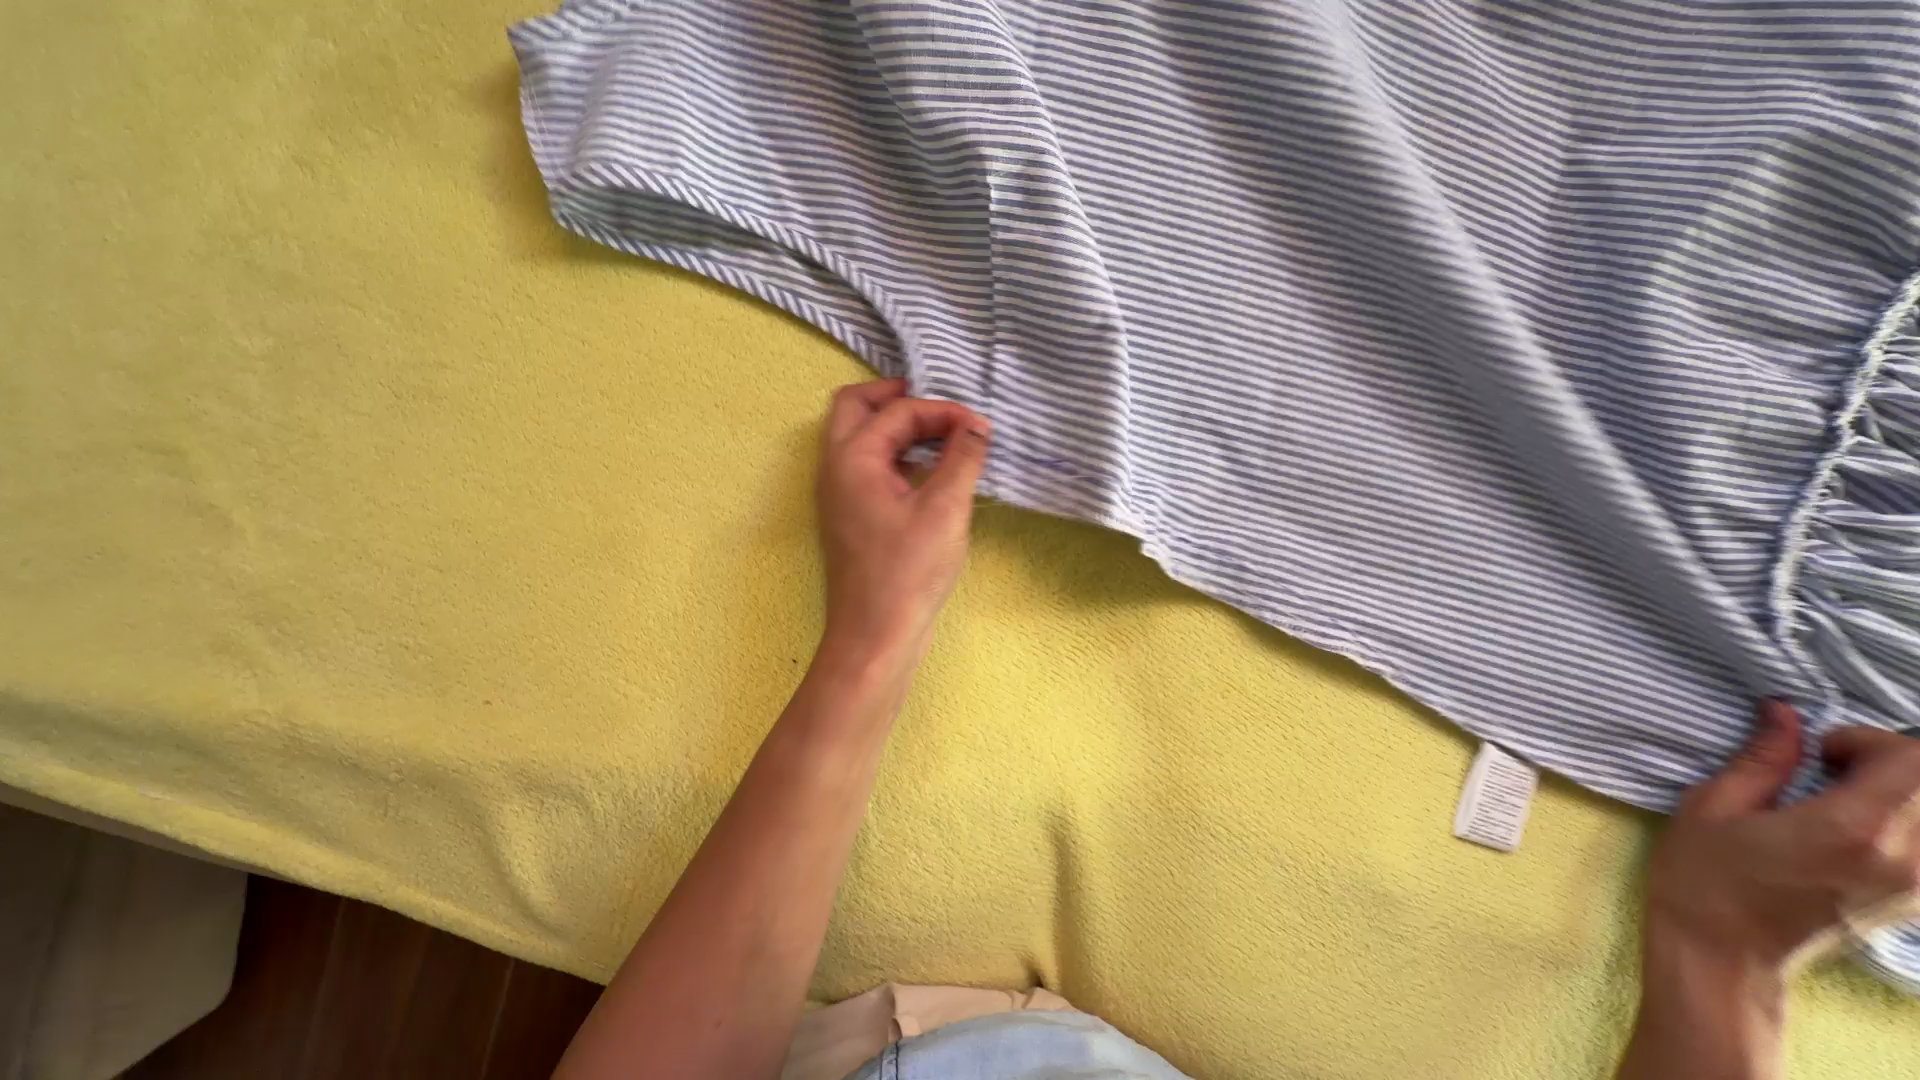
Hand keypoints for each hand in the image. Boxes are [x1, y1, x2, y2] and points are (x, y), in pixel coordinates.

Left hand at [815, 378, 990, 660]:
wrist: (875, 636)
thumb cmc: (908, 573)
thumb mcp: (945, 509)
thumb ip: (962, 458)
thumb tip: (977, 425)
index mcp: (852, 459)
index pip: (898, 411)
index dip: (942, 411)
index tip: (980, 427)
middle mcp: (835, 469)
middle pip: (856, 407)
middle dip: (898, 399)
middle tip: (942, 408)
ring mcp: (839, 494)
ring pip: (859, 437)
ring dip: (897, 427)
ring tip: (943, 437)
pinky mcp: (850, 515)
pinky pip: (868, 467)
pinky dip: (896, 456)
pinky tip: (931, 473)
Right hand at [1619, 702, 1919, 1079]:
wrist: (1723, 952)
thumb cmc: (1703, 874)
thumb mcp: (1713, 806)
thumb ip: (1762, 759)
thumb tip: (1785, 712)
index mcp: (1851, 829)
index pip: (1911, 759)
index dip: (1866, 740)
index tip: (1818, 752)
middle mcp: (1906, 858)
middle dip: (1887, 763)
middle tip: (1828, 770)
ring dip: (1899, 794)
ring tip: (1843, 798)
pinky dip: (1905, 823)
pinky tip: (1858, 828)